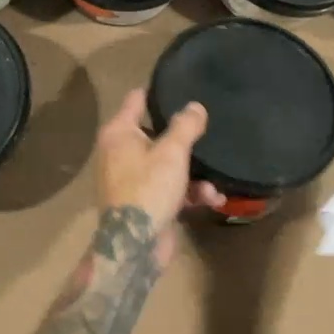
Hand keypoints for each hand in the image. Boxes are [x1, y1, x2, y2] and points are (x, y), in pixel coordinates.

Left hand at [97, 90, 224, 266]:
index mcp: (119, 133)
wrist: (135, 247)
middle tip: (207, 128)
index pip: (137, 99)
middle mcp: (120, 151)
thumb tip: (195, 106)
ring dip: (193, 172)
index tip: (184, 86)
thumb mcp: (172, 153)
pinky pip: (169, 188)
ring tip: (215, 181)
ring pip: (167, 163)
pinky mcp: (144, 201)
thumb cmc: (148, 189)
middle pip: (155, 132)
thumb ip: (185, 126)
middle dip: (182, 136)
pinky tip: (212, 199)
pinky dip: (188, 192)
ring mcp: (131, 178)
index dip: (159, 92)